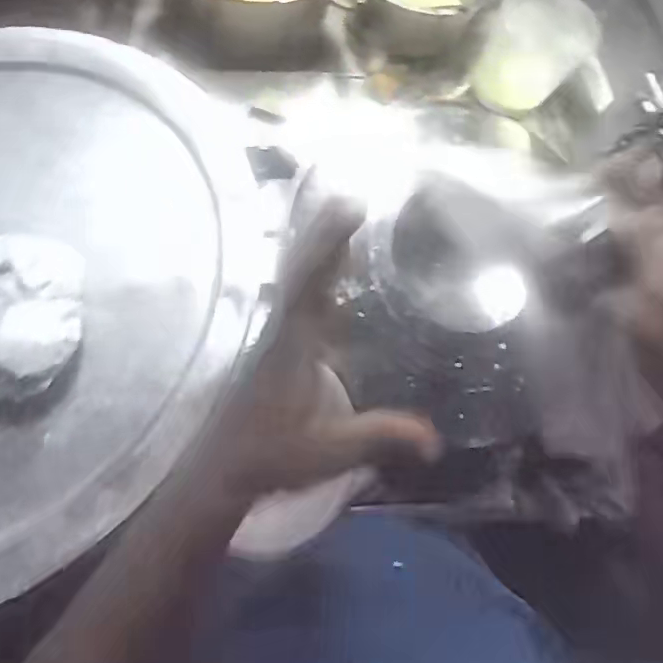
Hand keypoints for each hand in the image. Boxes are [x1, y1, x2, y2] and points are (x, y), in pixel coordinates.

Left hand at [203, 195, 440, 502]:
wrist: (228, 463)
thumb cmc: (273, 452)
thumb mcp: (329, 450)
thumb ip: (378, 438)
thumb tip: (434, 439)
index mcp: (293, 343)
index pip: (310, 283)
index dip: (329, 245)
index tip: (351, 211)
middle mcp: (284, 327)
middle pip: (302, 269)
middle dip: (325, 233)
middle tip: (352, 200)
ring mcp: (280, 333)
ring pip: (298, 279)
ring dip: (319, 248)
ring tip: (346, 219)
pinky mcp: (282, 342)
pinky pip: (302, 295)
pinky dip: (318, 272)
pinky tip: (338, 270)